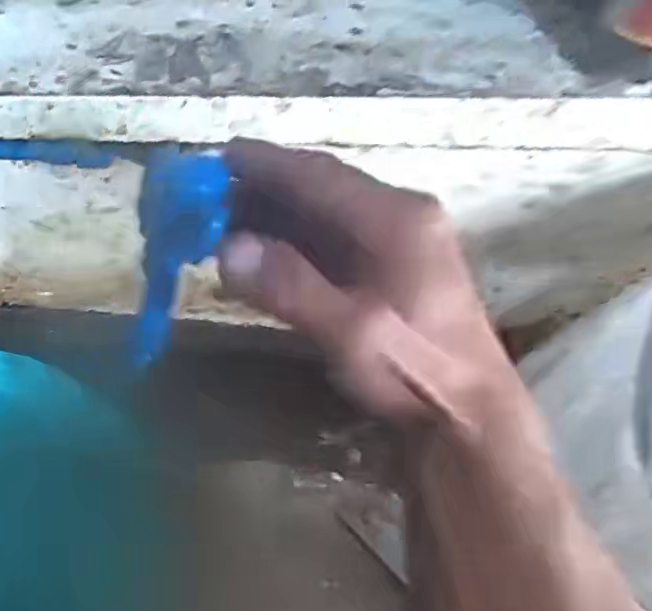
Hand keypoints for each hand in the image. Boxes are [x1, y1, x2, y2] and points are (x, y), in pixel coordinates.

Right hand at [215, 139, 522, 428]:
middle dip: (249, 191)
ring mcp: (381, 246)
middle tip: (191, 200)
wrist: (460, 410)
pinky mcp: (368, 272)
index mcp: (393, 221)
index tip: (209, 160)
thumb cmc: (412, 371)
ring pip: (307, 217)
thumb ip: (290, 287)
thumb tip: (226, 249)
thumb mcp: (349, 331)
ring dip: (255, 217)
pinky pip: (310, 243)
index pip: (316, 177)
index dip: (262, 165)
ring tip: (201, 224)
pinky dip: (269, 242)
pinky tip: (238, 253)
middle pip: (309, 192)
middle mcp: (390, 220)